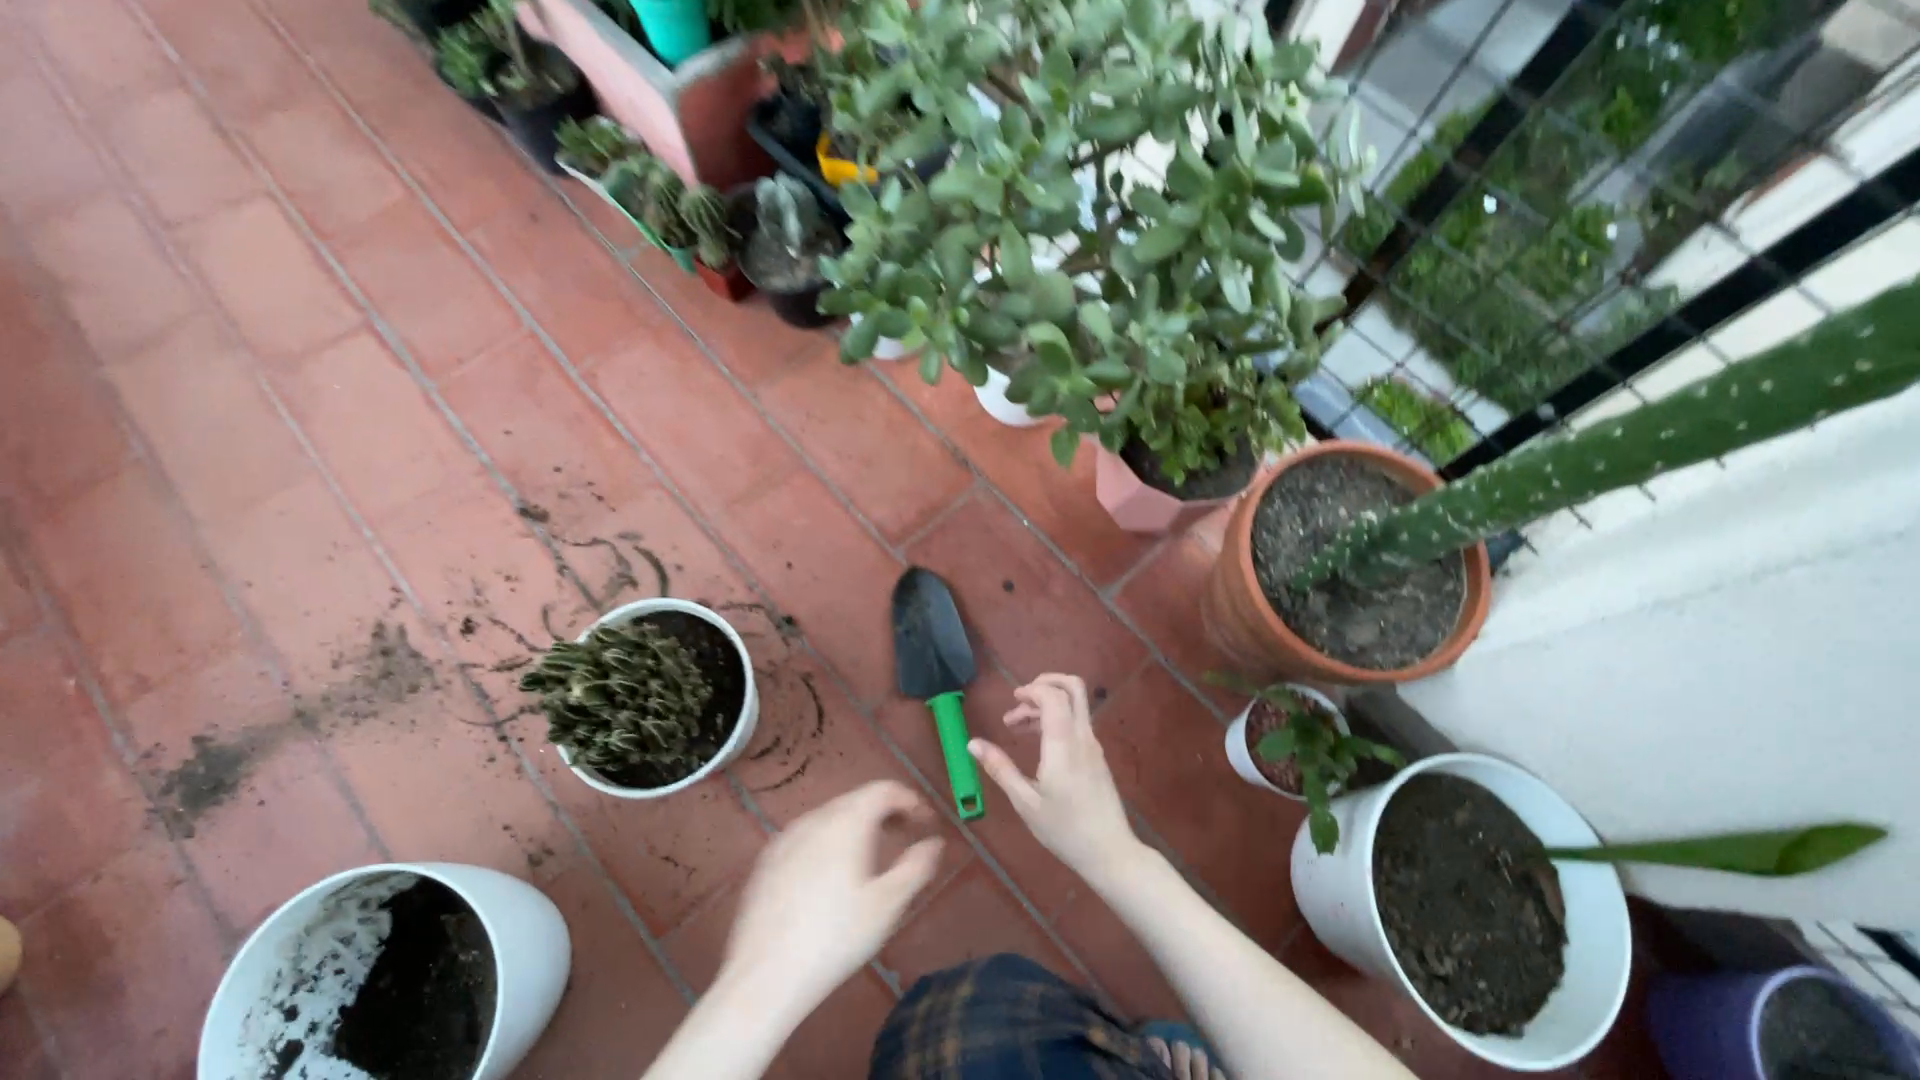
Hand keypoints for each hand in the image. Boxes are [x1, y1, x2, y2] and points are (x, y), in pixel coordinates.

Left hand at [717, 780, 944, 1012]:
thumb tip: (934, 843)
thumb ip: (917, 867)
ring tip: (872, 856)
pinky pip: (806, 839)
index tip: (925, 821)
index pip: (882, 790)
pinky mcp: (766, 863)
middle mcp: (813, 820)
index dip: (909, 800)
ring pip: (828, 819)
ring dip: (856, 827)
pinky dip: (828, 843)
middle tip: (905, 835)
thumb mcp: (888, 904)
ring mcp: (784, 840)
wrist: (766, 975)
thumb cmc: (836, 937)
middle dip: (884, 812)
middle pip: (855, 801)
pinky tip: (831, 876)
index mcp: (846, 822)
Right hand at [969, 673, 1144, 885]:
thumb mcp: (1025, 802)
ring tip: (1017, 726)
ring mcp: (1094, 747)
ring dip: (1047, 705)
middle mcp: (1083, 738)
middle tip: (1019, 702)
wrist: (1110, 852)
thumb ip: (1000, 769)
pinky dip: (1057, 720)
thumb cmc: (1064, 829)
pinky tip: (1038, 743)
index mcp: (1064, 744)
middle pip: (1073, 688)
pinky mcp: (1097, 758)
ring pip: (1074, 706)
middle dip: (1045, 684)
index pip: (1054, 696)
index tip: (1012, 701)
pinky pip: (1077, 724)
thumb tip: (973, 743)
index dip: (1032, 690)